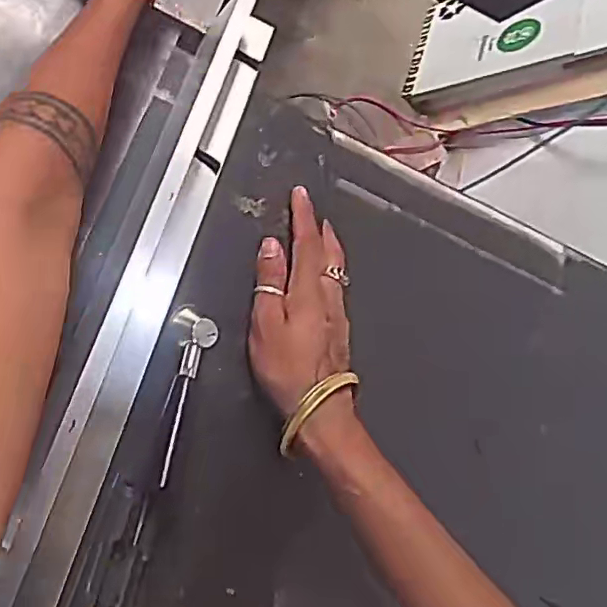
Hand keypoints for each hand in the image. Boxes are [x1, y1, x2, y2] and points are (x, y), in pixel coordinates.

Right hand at [249, 186, 353, 433]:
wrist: (322, 410)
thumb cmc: (288, 369)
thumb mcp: (266, 323)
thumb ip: (269, 281)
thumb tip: (272, 246)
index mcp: (308, 291)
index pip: (307, 243)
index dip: (303, 217)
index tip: (301, 196)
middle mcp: (328, 297)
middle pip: (329, 253)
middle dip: (321, 228)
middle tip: (314, 211)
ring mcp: (338, 314)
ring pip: (336, 268)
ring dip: (328, 246)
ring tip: (323, 234)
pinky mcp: (339, 329)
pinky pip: (336, 284)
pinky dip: (331, 267)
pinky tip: (327, 275)